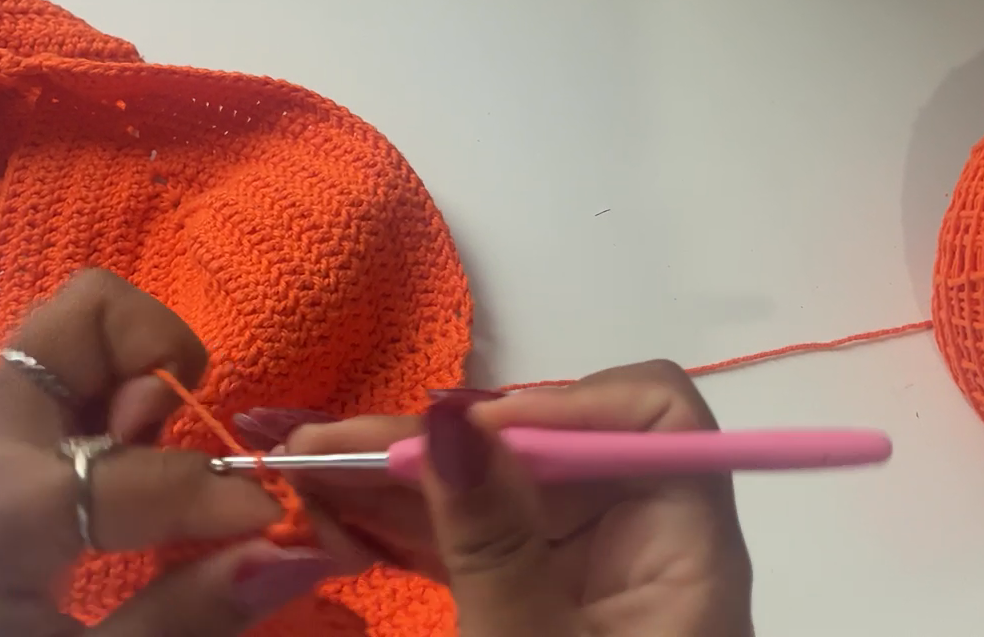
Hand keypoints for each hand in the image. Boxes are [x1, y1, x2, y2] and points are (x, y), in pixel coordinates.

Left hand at [0, 269, 336, 636]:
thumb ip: (191, 616)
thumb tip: (305, 548)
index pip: (146, 468)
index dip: (228, 496)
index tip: (266, 522)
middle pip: (85, 309)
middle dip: (159, 353)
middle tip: (169, 436)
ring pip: (78, 324)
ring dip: (142, 366)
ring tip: (149, 449)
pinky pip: (73, 366)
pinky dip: (122, 384)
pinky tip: (129, 460)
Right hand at [277, 361, 754, 635]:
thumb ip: (492, 540)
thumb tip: (445, 414)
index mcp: (680, 540)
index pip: (655, 415)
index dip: (571, 401)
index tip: (473, 432)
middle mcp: (634, 528)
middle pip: (547, 439)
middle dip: (438, 439)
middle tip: (324, 445)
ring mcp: (579, 555)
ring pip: (494, 481)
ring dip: (401, 475)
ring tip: (303, 468)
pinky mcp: (533, 582)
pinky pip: (472, 529)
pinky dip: (407, 522)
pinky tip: (335, 510)